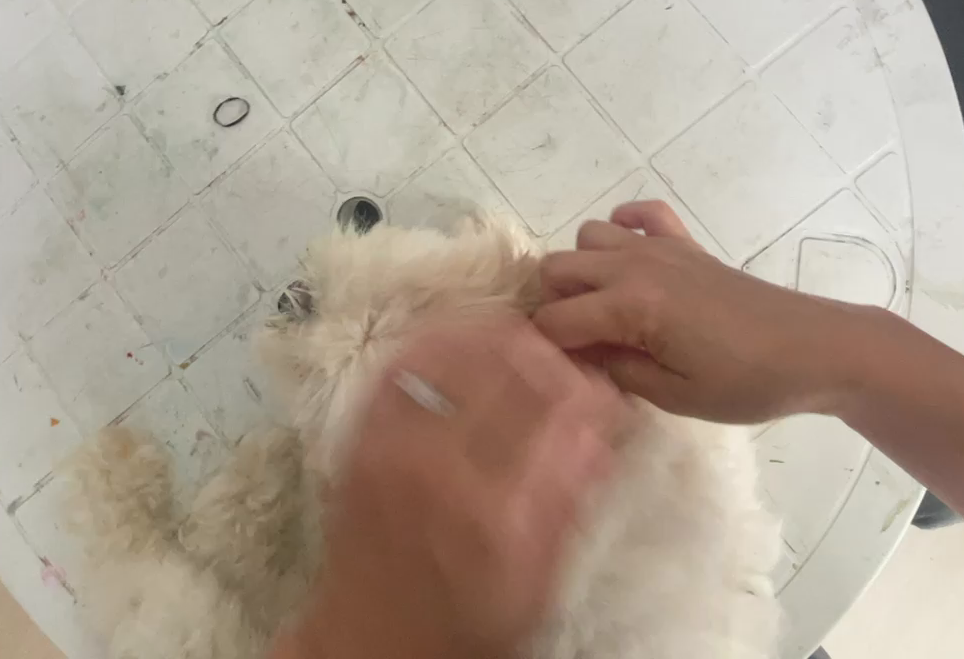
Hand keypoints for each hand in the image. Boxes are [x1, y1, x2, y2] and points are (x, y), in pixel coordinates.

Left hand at [277, 317, 624, 658]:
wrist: (367, 643)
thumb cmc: (461, 624)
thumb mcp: (534, 583)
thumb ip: (568, 501)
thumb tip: (601, 429)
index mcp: (498, 512)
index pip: (557, 412)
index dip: (588, 387)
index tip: (600, 384)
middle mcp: (442, 467)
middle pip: (507, 369)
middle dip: (547, 352)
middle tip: (564, 357)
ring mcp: (394, 445)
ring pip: (454, 351)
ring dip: (496, 336)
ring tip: (521, 339)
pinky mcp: (362, 437)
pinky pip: (400, 364)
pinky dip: (436, 339)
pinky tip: (460, 335)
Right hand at [533, 200, 878, 423]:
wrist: (813, 349)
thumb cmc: (746, 382)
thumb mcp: (675, 395)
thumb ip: (615, 370)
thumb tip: (581, 354)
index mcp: (631, 306)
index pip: (556, 319)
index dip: (548, 348)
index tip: (562, 369)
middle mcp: (634, 265)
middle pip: (557, 267)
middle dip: (554, 303)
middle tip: (579, 339)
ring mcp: (658, 246)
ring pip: (587, 235)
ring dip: (583, 266)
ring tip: (604, 303)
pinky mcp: (682, 241)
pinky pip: (639, 212)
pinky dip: (626, 226)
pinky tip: (634, 257)